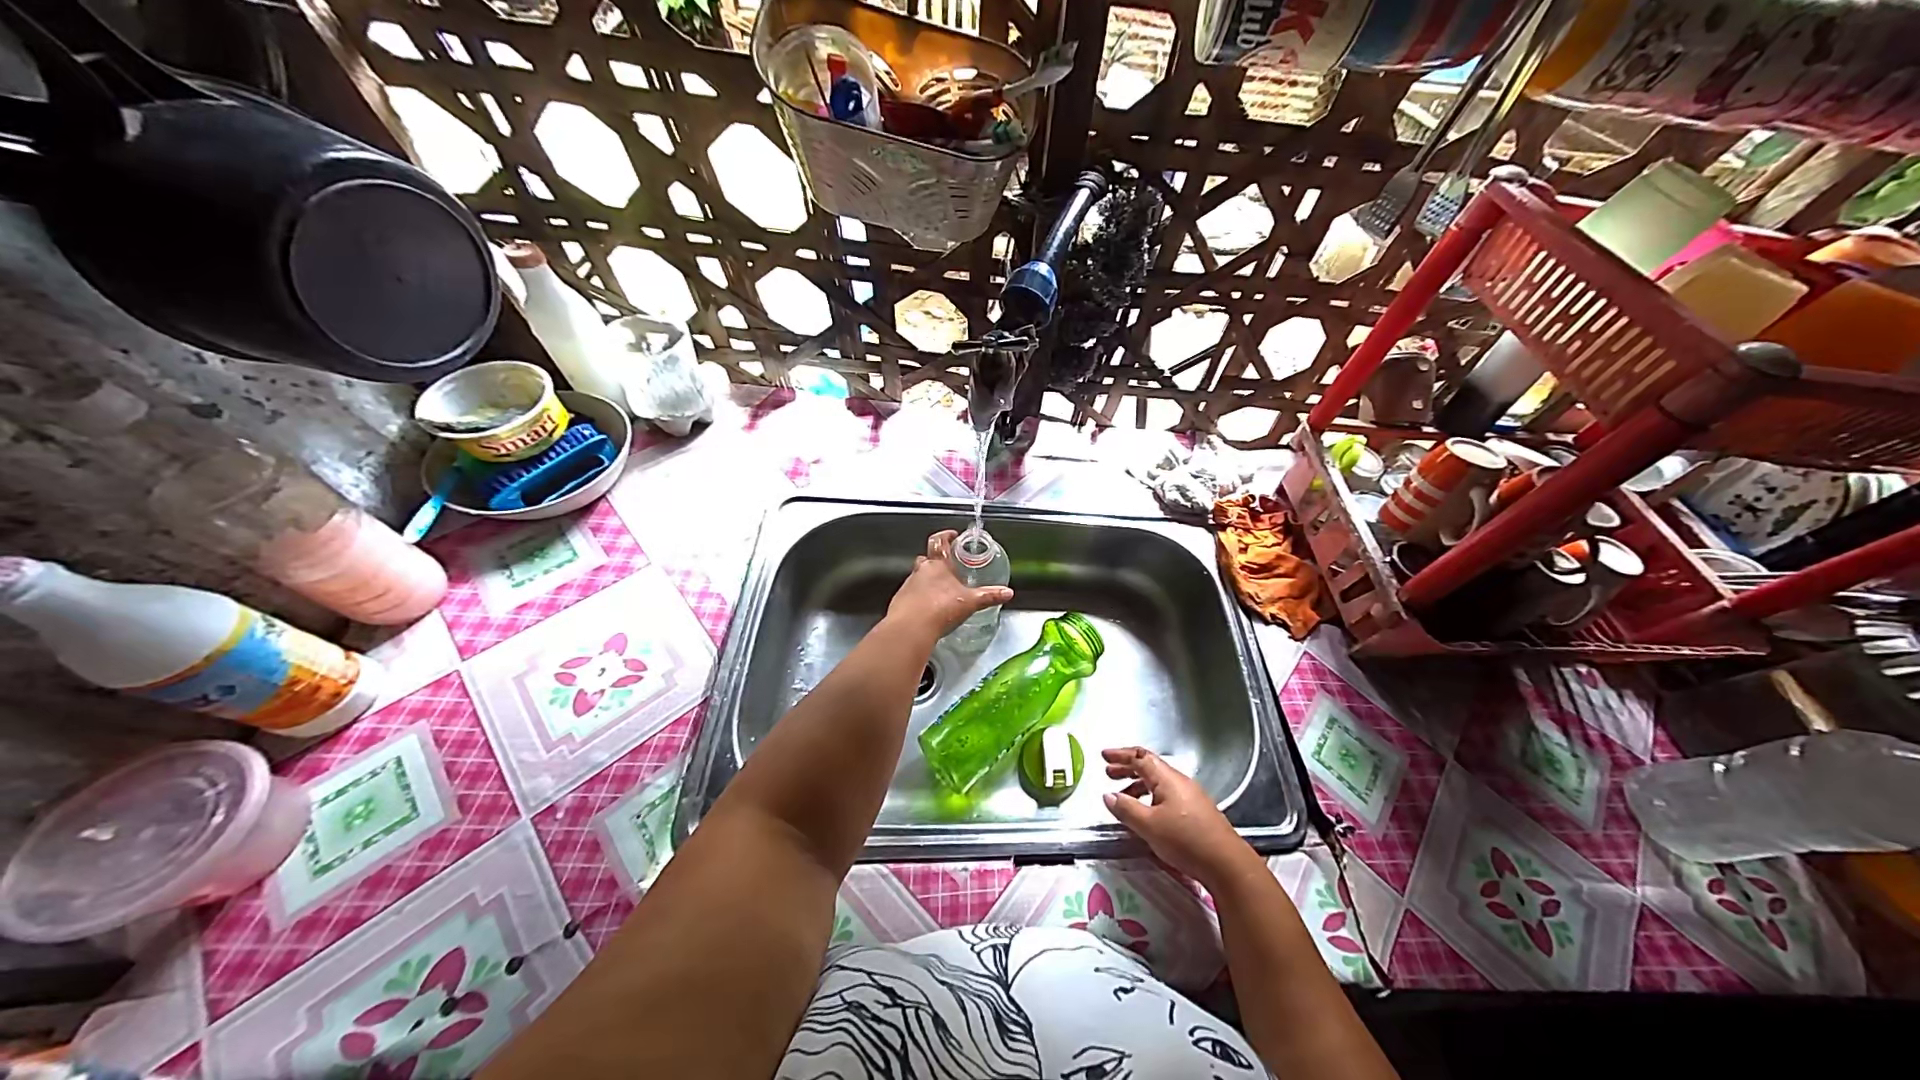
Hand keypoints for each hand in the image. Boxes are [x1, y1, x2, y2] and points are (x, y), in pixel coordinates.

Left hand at [886, 530, 1013, 640]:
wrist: (910, 629)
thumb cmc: (940, 609)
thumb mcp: (970, 602)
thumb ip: (989, 596)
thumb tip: (1006, 593)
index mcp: (937, 565)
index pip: (940, 541)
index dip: (946, 536)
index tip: (952, 535)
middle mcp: (920, 571)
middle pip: (927, 559)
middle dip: (938, 562)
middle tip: (950, 567)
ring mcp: (908, 586)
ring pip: (918, 577)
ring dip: (928, 581)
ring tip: (942, 592)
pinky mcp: (900, 602)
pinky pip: (911, 595)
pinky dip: (920, 598)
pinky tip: (929, 609)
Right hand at [1102, 747, 1257, 886]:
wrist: (1227, 864)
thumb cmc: (1186, 841)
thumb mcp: (1149, 826)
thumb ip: (1126, 809)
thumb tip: (1108, 796)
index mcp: (1168, 779)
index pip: (1140, 758)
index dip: (1121, 755)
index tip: (1104, 755)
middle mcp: (1180, 783)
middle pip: (1150, 767)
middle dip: (1127, 768)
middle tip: (1109, 773)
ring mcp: (1190, 797)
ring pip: (1158, 783)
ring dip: (1138, 785)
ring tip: (1123, 796)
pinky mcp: (1196, 812)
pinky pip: (1166, 796)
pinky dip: (1149, 797)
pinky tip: (1145, 814)